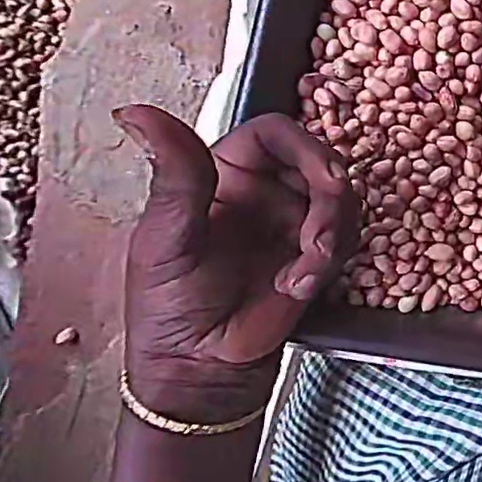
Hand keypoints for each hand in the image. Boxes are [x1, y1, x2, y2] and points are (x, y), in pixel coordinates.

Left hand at [113, 105, 358, 422]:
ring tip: (302, 272)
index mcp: (226, 173)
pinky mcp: (316, 254)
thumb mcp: (166, 239)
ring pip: (343, 200)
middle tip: (320, 238)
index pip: (276, 133)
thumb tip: (134, 111)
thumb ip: (175, 176)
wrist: (202, 370)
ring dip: (334, 232)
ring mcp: (295, 221)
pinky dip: (330, 262)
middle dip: (331, 198)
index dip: (307, 146)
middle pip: (321, 163)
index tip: (326, 177)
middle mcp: (266, 189)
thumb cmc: (169, 307)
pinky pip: (347, 238)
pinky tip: (298, 286)